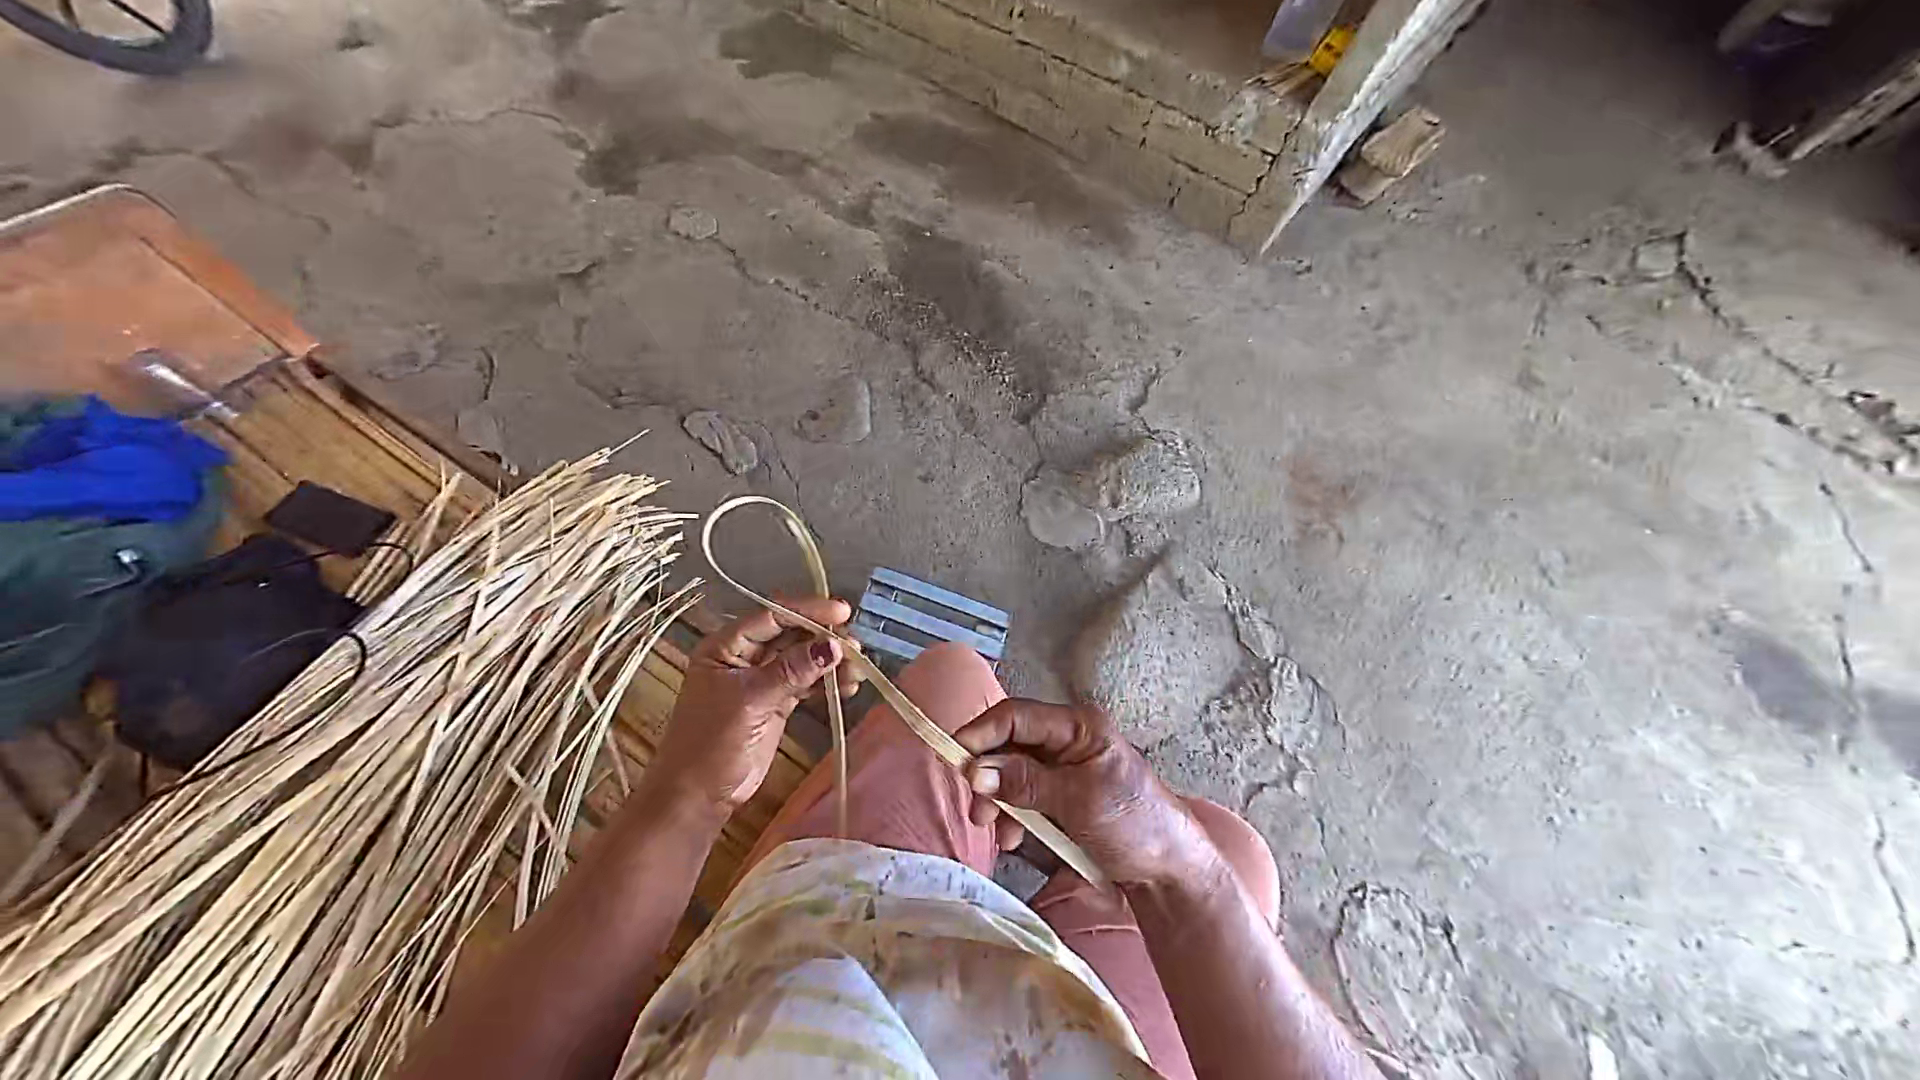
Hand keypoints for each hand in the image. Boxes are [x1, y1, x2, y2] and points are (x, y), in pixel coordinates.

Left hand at [653, 597, 853, 812]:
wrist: (697, 797)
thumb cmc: (710, 744)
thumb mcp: (751, 701)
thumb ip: (792, 670)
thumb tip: (833, 646)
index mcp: (727, 645)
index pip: (773, 617)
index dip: (808, 611)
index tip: (843, 613)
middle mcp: (745, 656)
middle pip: (792, 635)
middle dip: (824, 638)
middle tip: (855, 648)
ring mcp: (763, 679)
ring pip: (804, 658)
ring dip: (831, 661)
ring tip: (856, 671)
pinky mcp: (777, 701)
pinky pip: (808, 681)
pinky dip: (828, 682)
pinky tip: (847, 686)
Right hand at [954, 699, 1215, 886]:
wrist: (1169, 873)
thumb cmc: (1135, 824)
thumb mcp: (1079, 801)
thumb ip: (1026, 782)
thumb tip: (976, 771)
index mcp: (1077, 727)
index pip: (1017, 716)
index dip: (982, 732)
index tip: (954, 756)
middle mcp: (1065, 742)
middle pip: (1009, 745)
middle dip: (987, 774)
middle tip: (976, 809)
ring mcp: (1061, 772)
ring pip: (1010, 774)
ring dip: (997, 801)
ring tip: (996, 831)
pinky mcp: (1057, 799)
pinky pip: (1021, 799)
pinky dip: (1011, 817)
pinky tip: (1011, 838)